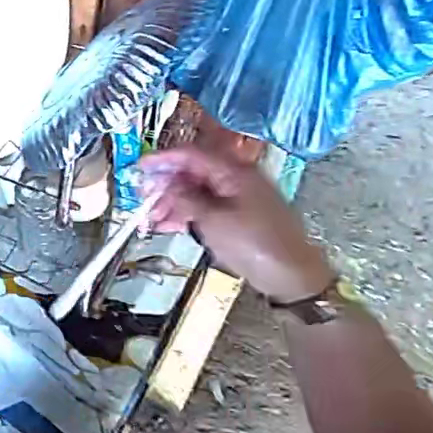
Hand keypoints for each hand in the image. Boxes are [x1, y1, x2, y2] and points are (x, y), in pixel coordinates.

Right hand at [138, 146, 334, 302]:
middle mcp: (235, 178)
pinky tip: (168, 225)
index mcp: (233, 171)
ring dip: (171, 202)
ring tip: (151, 218)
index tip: (140, 166)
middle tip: (143, 196)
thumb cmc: (256, 245)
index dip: (162, 159)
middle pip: (192, 172)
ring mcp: (237, 197)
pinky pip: (205, 206)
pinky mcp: (238, 215)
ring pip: (196, 191)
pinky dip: (185, 213)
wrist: (292, 278)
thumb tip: (164, 185)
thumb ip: (185, 199)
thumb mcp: (213, 220)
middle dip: (164, 184)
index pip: (191, 154)